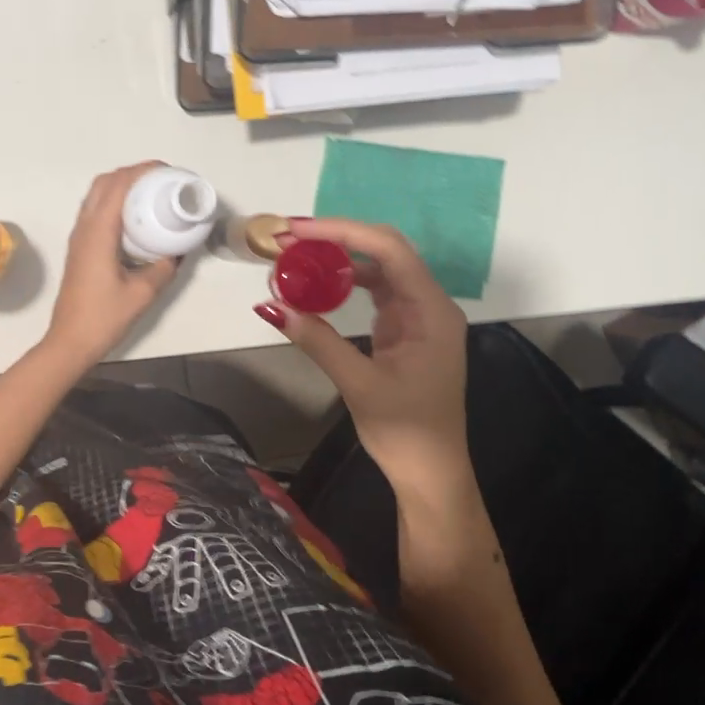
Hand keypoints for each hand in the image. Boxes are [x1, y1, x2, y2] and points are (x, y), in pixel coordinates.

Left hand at [41, 163, 181, 368]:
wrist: (70, 340)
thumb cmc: (104, 316)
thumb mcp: (143, 293)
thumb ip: (163, 268)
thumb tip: (178, 252)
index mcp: (99, 232)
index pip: (119, 185)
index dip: (143, 170)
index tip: (168, 170)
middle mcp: (84, 227)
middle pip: (104, 182)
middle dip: (132, 173)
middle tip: (161, 180)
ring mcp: (78, 237)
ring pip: (96, 196)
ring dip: (121, 186)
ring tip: (150, 193)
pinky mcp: (78, 248)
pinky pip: (95, 212)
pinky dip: (114, 203)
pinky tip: (134, 218)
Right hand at [254, 219, 469, 486]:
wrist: (430, 472)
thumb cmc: (406, 430)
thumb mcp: (359, 384)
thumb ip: (318, 341)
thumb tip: (272, 306)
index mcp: (432, 311)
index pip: (388, 250)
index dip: (342, 232)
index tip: (296, 232)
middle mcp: (429, 305)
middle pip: (384, 252)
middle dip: (336, 239)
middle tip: (287, 240)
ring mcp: (417, 317)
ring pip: (377, 271)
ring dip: (337, 260)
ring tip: (294, 257)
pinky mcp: (403, 332)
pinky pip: (373, 293)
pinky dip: (344, 284)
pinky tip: (316, 285)